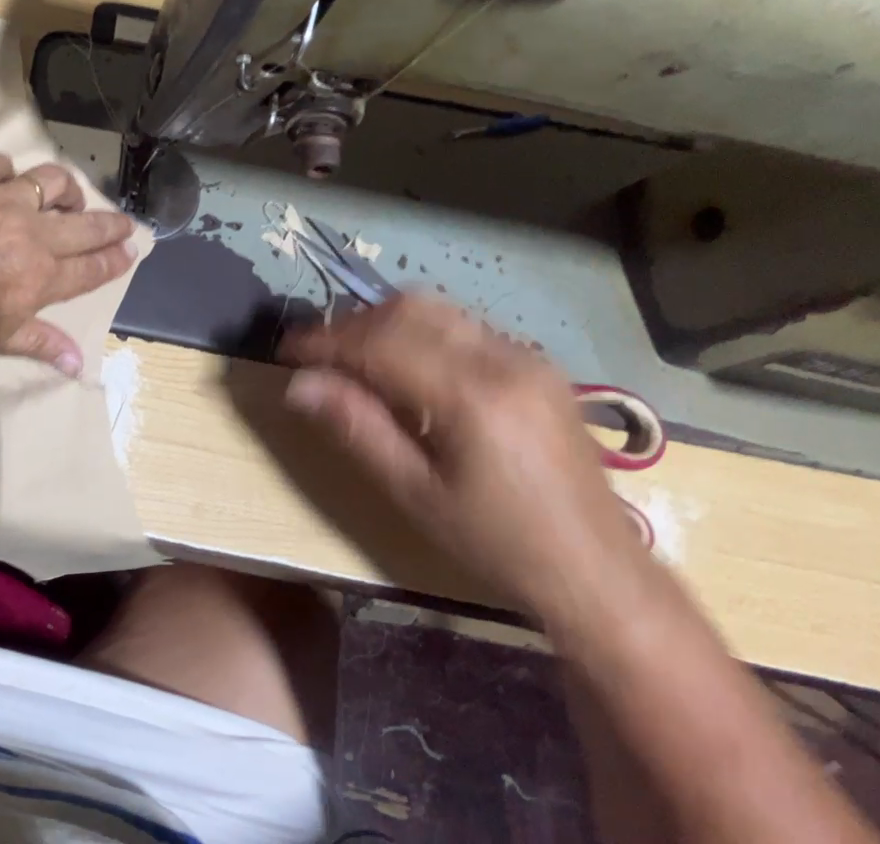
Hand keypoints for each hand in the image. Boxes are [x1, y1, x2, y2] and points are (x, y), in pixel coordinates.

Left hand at [0, 154, 140, 375]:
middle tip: (124, 224)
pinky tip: (7, 184)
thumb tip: (78, 362)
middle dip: (110, 224)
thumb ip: (37, 341)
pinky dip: (11, 173)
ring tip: (67, 201)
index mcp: (37, 277)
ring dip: (67, 191)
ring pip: (50, 181)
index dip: (116, 260)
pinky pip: (0, 165)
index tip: (132, 251)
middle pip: (84, 223)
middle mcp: (27, 232)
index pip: (91, 267)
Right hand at [279, 293, 647, 618]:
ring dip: (385, 324)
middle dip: (352, 324)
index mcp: (472, 396)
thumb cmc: (495, 542)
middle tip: (316, 357)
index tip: (284, 352)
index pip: (380, 341)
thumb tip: (297, 384)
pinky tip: (403, 371)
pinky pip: (465, 328)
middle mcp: (504, 360)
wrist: (595, 570)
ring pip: (438, 311)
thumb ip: (356, 428)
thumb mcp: (413, 493)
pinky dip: (421, 334)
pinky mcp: (539, 368)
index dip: (324, 340)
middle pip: (409, 309)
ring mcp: (528, 359)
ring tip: (352, 361)